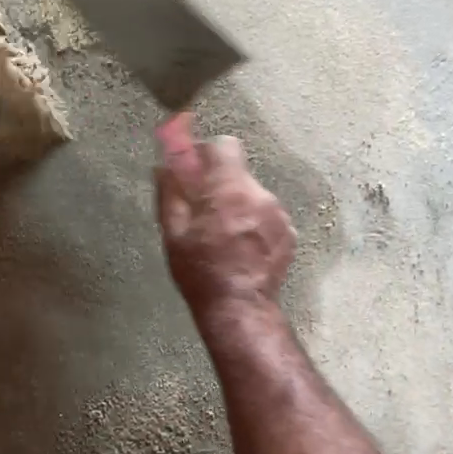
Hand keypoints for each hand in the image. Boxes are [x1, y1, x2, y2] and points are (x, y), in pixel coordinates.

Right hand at [153, 112, 295, 312]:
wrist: (240, 307)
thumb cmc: (200, 271)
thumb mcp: (173, 234)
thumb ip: (170, 194)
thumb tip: (162, 167)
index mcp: (228, 191)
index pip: (225, 146)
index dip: (206, 152)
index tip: (193, 168)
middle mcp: (259, 195)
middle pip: (237, 174)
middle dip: (218, 186)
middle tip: (201, 212)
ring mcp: (279, 215)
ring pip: (252, 196)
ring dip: (236, 206)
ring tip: (221, 236)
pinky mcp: (289, 233)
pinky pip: (266, 216)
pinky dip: (252, 224)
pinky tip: (239, 248)